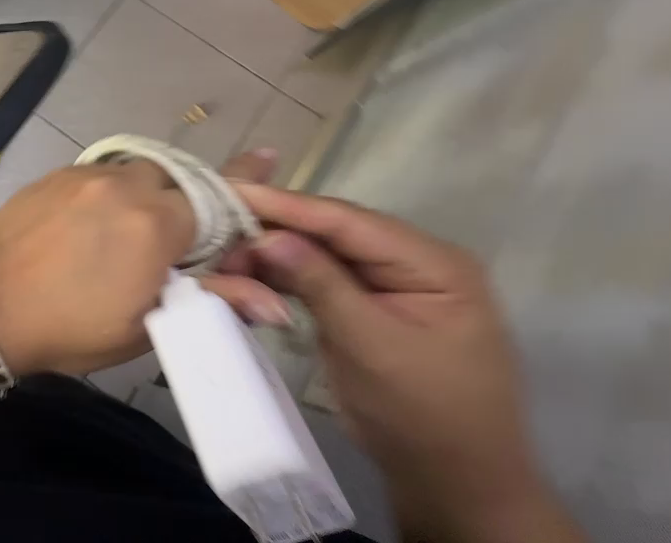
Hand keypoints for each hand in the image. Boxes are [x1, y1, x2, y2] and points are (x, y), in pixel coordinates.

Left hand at [0, 150, 290, 376]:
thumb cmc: (73, 328)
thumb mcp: (147, 325)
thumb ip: (213, 301)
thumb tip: (277, 303)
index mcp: (153, 224)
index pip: (215, 197)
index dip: (242, 187)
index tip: (267, 157)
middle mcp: (121, 186)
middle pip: (174, 179)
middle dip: (185, 200)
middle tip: (182, 231)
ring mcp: (83, 176)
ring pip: (134, 171)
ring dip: (145, 193)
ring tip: (136, 228)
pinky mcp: (53, 175)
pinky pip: (98, 173)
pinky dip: (110, 191)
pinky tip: (99, 220)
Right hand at [227, 184, 571, 537]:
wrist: (452, 481)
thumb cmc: (425, 413)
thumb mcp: (371, 345)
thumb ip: (320, 283)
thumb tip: (266, 236)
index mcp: (433, 263)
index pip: (349, 220)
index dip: (288, 205)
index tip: (231, 190)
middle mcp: (411, 260)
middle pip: (331, 229)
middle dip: (274, 227)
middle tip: (217, 226)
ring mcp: (387, 281)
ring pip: (318, 250)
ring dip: (272, 251)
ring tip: (225, 255)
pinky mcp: (364, 302)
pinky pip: (317, 274)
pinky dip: (282, 273)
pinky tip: (247, 270)